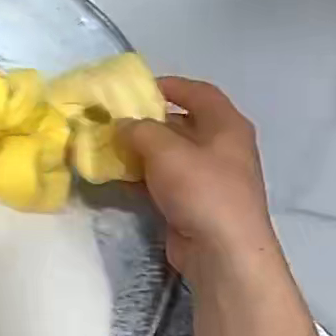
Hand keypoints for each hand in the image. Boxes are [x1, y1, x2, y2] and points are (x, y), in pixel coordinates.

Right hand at [124, 77, 279, 276]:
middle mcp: (220, 147)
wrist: (221, 249)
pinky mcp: (192, 203)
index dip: (169, 85)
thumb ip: (140, 131)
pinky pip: (163, 181)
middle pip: (181, 124)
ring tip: (109, 151)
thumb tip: (121, 125)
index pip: (198, 92)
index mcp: (225, 125)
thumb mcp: (166, 152)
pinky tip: (119, 179)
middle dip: (147, 122)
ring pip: (169, 155)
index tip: (135, 89)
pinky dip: (142, 177)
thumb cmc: (201, 190)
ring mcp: (207, 177)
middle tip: (114, 123)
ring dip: (140, 152)